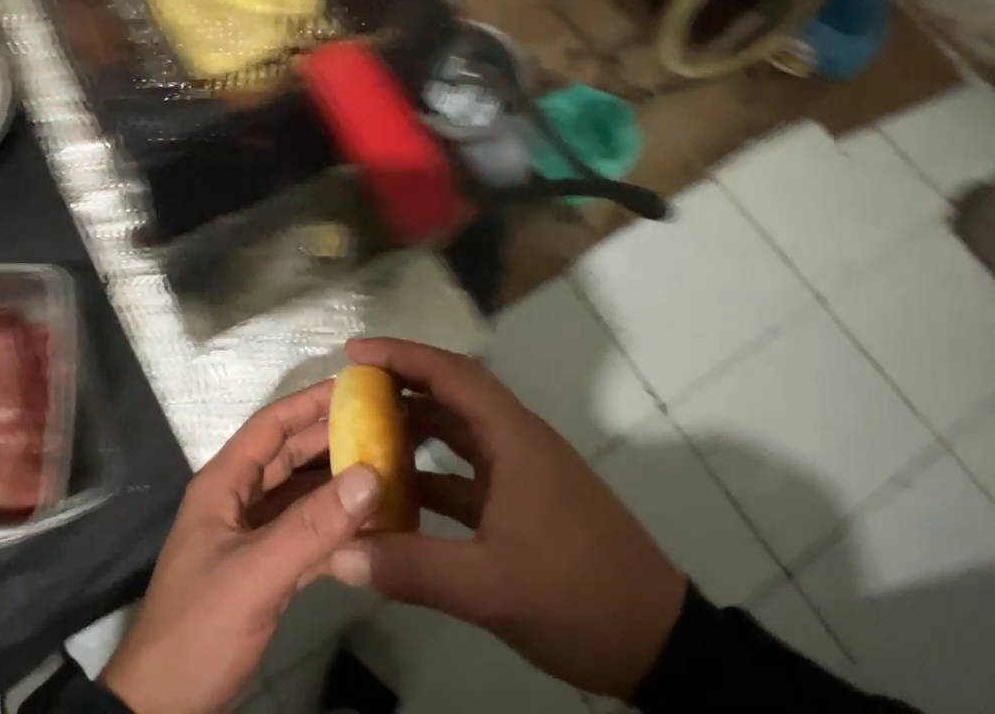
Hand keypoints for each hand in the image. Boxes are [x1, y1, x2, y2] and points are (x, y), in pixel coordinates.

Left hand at [101, 381, 380, 713]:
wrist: (164, 703)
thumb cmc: (200, 627)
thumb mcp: (256, 573)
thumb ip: (312, 526)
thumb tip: (371, 473)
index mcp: (223, 486)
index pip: (270, 427)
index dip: (309, 403)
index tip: (357, 387)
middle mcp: (236, 502)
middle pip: (288, 457)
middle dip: (331, 439)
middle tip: (385, 426)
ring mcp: (249, 537)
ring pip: (299, 495)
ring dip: (337, 483)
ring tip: (388, 469)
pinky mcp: (263, 571)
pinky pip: (304, 535)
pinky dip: (335, 527)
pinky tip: (372, 527)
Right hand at [341, 338, 687, 700]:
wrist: (656, 643)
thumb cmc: (577, 596)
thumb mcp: (489, 587)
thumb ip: (411, 569)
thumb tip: (337, 555)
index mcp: (516, 441)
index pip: (453, 375)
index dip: (402, 356)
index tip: (354, 352)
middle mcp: (519, 445)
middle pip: (454, 397)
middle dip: (402, 388)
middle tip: (348, 393)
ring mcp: (525, 476)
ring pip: (461, 437)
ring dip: (415, 433)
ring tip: (361, 437)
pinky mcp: (526, 506)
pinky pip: (468, 477)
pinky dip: (432, 478)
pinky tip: (398, 498)